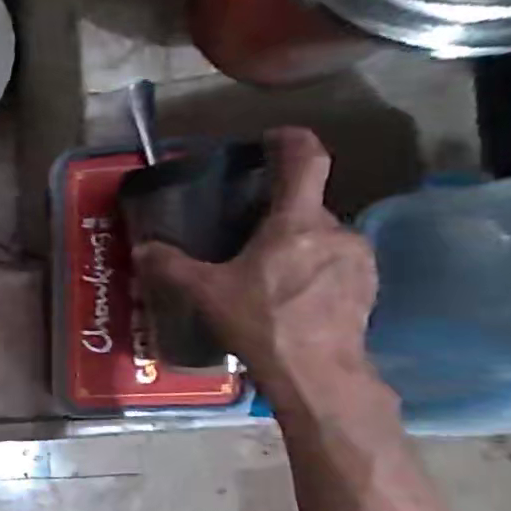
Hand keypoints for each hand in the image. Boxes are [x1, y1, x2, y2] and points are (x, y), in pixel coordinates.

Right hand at [133, 127, 380, 411]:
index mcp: (296, 223)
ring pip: (321, 237)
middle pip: (306, 207)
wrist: (318, 373)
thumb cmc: (261, 322)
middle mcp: (336, 231)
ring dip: (295, 245)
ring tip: (265, 272)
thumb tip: (142, 248)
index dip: (292, 142)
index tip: (274, 137)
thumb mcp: (206, 293)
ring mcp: (358, 258)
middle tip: (246, 236)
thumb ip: (172, 266)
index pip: (307, 162)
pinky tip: (289, 295)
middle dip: (278, 215)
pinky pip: (336, 262)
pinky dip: (312, 268)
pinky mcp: (368, 285)